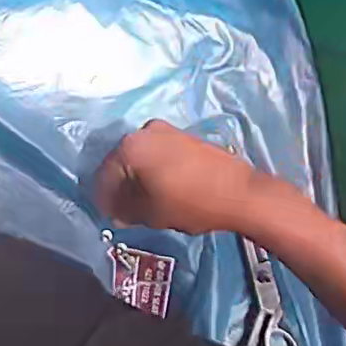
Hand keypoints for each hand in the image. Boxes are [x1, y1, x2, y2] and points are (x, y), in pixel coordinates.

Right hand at [92, 120, 293, 234]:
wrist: (240, 193)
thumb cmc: (190, 202)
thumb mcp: (151, 213)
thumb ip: (125, 211)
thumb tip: (116, 212)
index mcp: (131, 146)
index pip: (104, 174)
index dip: (104, 198)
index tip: (108, 215)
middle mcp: (145, 130)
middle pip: (122, 162)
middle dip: (120, 186)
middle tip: (122, 211)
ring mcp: (168, 131)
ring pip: (141, 157)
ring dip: (137, 179)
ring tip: (142, 204)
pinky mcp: (185, 137)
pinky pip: (158, 155)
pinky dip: (154, 171)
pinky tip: (159, 190)